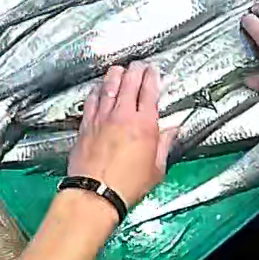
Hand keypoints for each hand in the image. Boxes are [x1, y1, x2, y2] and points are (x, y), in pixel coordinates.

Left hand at [66, 63, 175, 206]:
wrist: (96, 193)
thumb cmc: (127, 185)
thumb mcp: (157, 168)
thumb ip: (164, 144)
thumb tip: (172, 131)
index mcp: (144, 125)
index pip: (149, 91)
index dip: (152, 77)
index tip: (153, 72)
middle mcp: (122, 116)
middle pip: (128, 82)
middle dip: (135, 70)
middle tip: (138, 66)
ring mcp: (101, 118)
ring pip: (108, 86)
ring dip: (115, 75)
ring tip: (119, 69)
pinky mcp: (86, 125)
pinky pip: (91, 100)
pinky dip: (97, 90)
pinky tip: (98, 88)